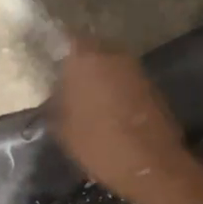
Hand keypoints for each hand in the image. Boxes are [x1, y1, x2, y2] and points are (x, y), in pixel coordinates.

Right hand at [48, 35, 190, 203]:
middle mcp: (112, 55)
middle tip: (67, 81)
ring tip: (88, 98)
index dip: (57, 47)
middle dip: (80, 62)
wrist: (152, 165)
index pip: (66, 38)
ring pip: (110, 64)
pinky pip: (125, 80)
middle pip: (91, 49)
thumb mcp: (63, 129)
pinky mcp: (151, 85)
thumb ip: (55, 104)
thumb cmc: (99, 145)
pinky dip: (116, 88)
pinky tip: (110, 109)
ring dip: (100, 76)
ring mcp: (135, 69)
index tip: (49, 61)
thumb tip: (55, 93)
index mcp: (85, 59)